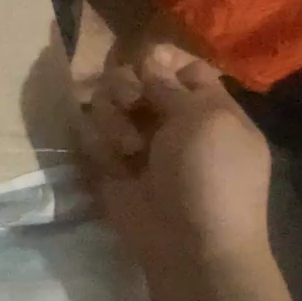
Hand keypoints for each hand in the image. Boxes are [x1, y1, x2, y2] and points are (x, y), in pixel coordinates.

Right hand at [78, 43, 273, 282]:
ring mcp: (139, 143)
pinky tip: (113, 166)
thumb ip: (173, 85)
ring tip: (126, 149)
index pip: (182, 69)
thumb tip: (149, 57)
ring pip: (106, 105)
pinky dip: (98, 146)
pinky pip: (90, 136)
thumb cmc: (210, 177)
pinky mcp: (110, 164)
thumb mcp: (207, 121)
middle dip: (125, 86)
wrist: (188, 243)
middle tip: (128, 100)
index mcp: (207, 109)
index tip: (144, 60)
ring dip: (112, 120)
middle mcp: (171, 121)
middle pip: (134, 80)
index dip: (161, 60)